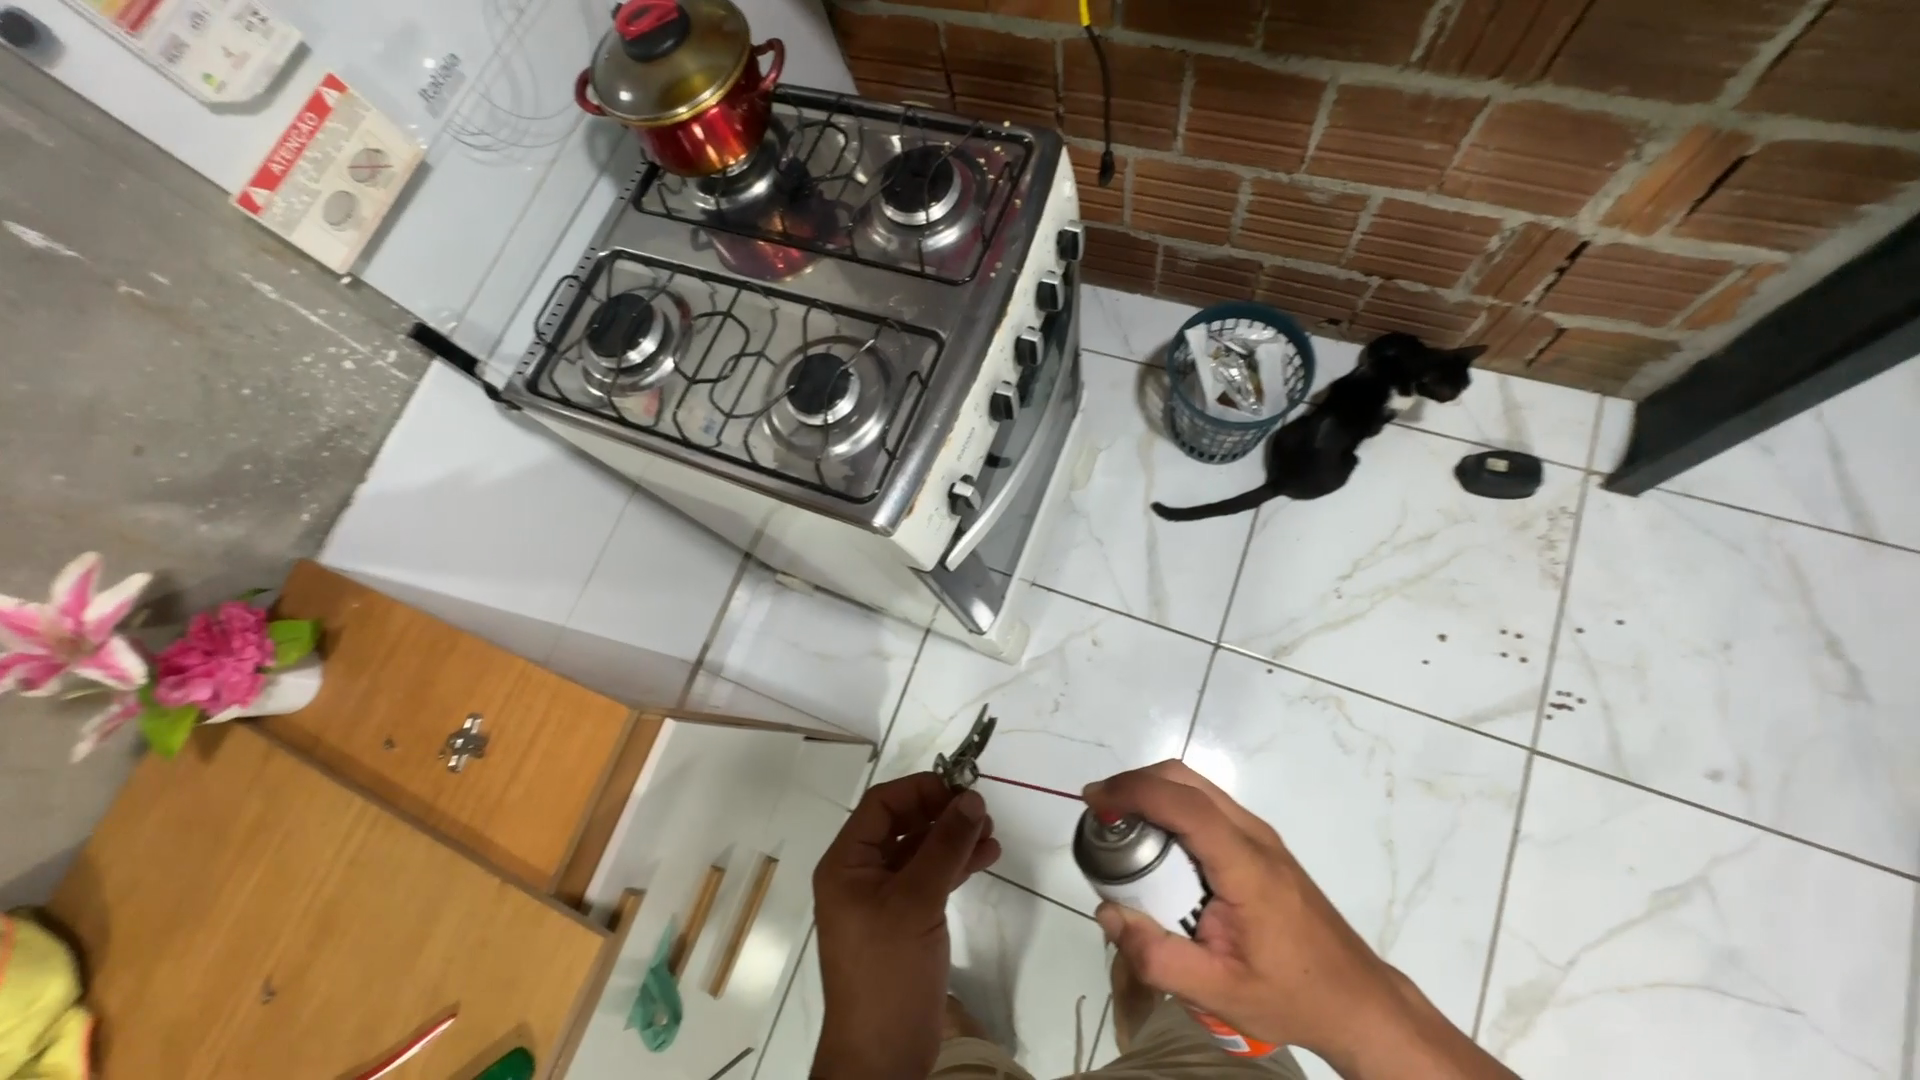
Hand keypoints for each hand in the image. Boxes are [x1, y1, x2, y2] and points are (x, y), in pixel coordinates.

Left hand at [811, 773, 1000, 1079]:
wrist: (883, 1052)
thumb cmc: (888, 970)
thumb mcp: (917, 901)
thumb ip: (945, 846)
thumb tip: (971, 798)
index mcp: (846, 862)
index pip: (882, 805)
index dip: (920, 790)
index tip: (961, 788)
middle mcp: (861, 874)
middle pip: (902, 824)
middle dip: (942, 814)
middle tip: (982, 812)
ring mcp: (883, 898)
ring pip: (920, 851)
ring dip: (954, 838)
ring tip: (991, 833)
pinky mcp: (904, 921)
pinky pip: (929, 878)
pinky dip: (955, 865)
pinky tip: (986, 856)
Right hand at [1083, 761, 1517, 1079]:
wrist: (1356, 1000)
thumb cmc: (1291, 995)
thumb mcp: (1219, 992)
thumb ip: (1158, 957)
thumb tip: (1107, 912)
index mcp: (1246, 866)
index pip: (1185, 806)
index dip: (1135, 792)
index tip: (1094, 800)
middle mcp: (1254, 836)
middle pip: (1186, 780)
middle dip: (1135, 783)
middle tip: (1098, 812)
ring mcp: (1261, 836)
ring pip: (1196, 786)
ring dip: (1152, 792)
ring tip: (1118, 824)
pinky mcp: (1261, 845)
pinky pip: (1207, 806)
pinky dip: (1171, 806)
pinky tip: (1154, 843)